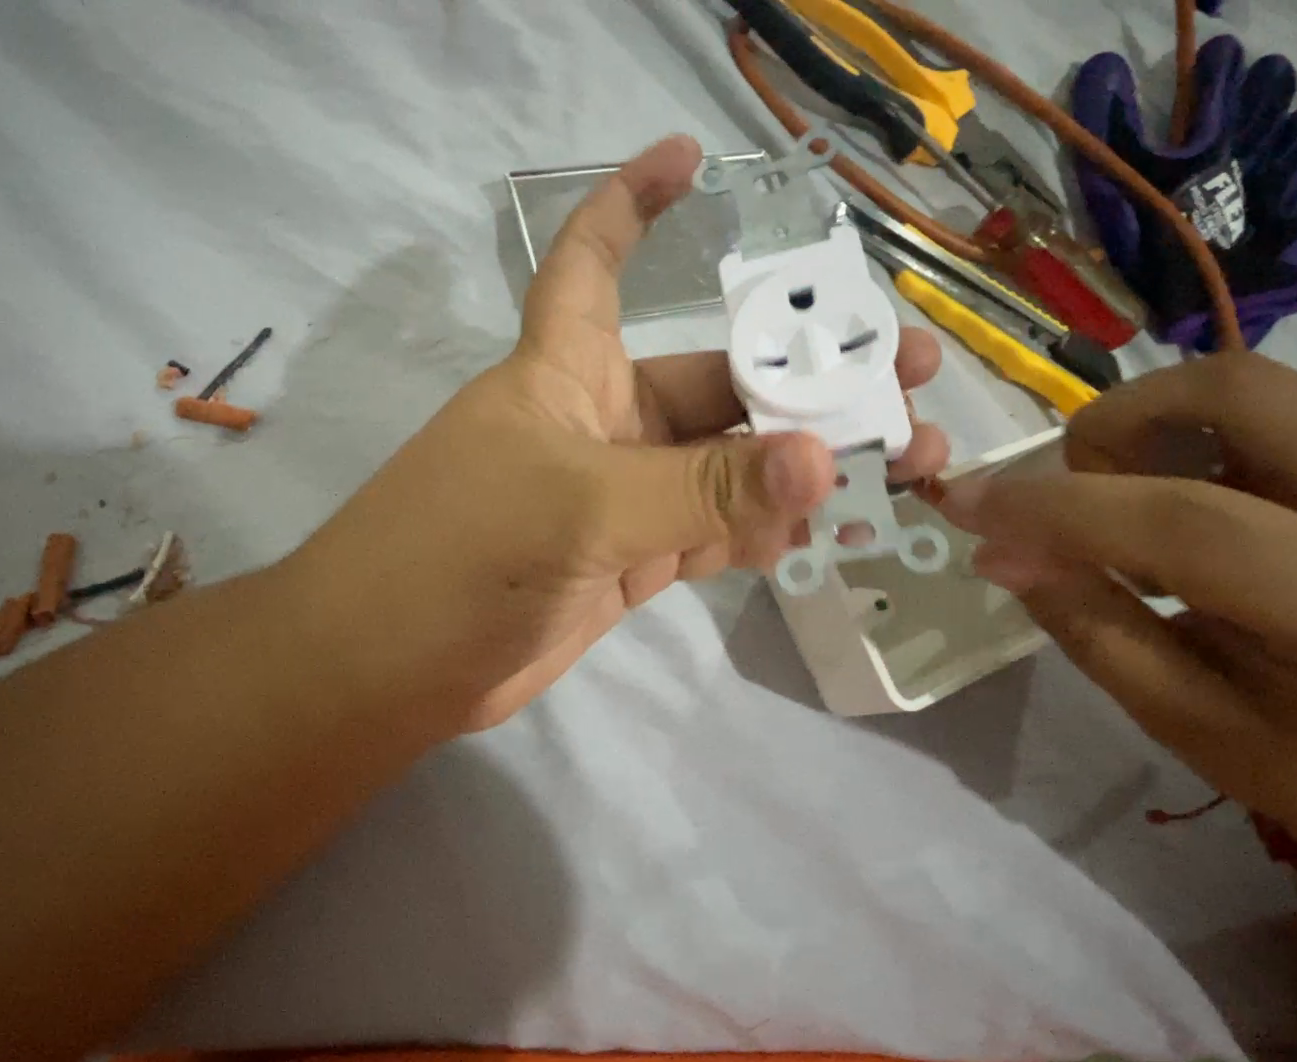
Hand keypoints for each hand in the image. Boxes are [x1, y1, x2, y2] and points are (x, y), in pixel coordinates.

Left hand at [277, 135, 947, 733]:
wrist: (391, 670)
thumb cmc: (460, 554)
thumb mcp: (581, 506)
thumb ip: (703, 489)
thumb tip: (822, 459)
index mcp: (568, 368)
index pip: (595, 261)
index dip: (634, 203)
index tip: (691, 156)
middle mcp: (602, 420)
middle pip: (716, 380)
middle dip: (805, 375)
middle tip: (905, 376)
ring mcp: (621, 495)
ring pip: (728, 464)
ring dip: (804, 462)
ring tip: (903, 461)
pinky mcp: (630, 559)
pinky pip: (713, 529)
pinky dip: (762, 529)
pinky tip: (820, 528)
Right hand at [937, 352, 1296, 869]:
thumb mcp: (1173, 715)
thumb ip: (1086, 622)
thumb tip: (998, 550)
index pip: (1184, 523)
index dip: (1060, 507)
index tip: (969, 506)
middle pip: (1242, 394)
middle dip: (1120, 419)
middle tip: (1076, 484)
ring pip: (1256, 384)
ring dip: (1155, 416)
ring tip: (1124, 492)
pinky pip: (1272, 408)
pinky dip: (1191, 429)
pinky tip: (1175, 495)